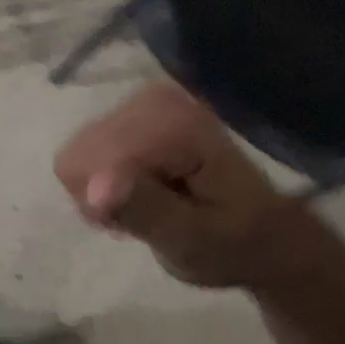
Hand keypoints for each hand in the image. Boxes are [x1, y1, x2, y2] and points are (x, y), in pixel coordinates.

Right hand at [54, 80, 300, 287]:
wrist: (265, 236)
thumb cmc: (234, 244)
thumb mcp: (192, 242)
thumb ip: (145, 211)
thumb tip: (96, 188)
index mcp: (175, 122)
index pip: (88, 159)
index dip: (102, 203)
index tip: (136, 226)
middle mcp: (154, 99)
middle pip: (80, 153)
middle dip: (102, 194)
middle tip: (145, 219)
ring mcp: (143, 103)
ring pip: (80, 155)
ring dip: (105, 191)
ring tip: (148, 208)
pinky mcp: (135, 115)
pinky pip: (88, 153)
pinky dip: (107, 183)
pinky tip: (142, 195)